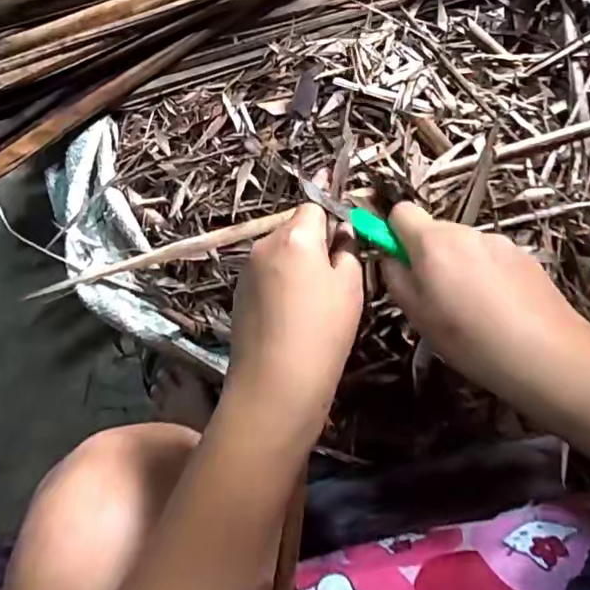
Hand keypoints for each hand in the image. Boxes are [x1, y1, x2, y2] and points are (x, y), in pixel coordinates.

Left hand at [227, 204, 362, 418]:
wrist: (275, 383)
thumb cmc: (323, 331)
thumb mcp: (350, 287)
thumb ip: (347, 250)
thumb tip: (342, 233)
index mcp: (295, 235)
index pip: (314, 205)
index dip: (331, 216)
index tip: (343, 236)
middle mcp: (265, 243)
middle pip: (294, 228)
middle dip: (313, 242)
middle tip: (334, 274)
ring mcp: (248, 268)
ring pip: (280, 252)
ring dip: (296, 263)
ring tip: (314, 300)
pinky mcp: (239, 292)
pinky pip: (267, 274)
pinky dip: (280, 283)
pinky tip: (292, 313)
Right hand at [379, 202, 589, 397]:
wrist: (552, 358)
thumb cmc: (472, 341)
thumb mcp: (417, 316)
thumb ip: (395, 277)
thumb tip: (391, 257)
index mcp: (432, 241)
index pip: (400, 211)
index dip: (394, 234)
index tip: (400, 264)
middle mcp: (465, 232)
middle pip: (434, 231)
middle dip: (429, 256)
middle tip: (437, 299)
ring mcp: (499, 242)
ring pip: (464, 247)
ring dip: (460, 267)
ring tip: (473, 311)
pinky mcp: (526, 257)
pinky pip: (492, 259)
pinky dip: (488, 277)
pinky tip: (501, 312)